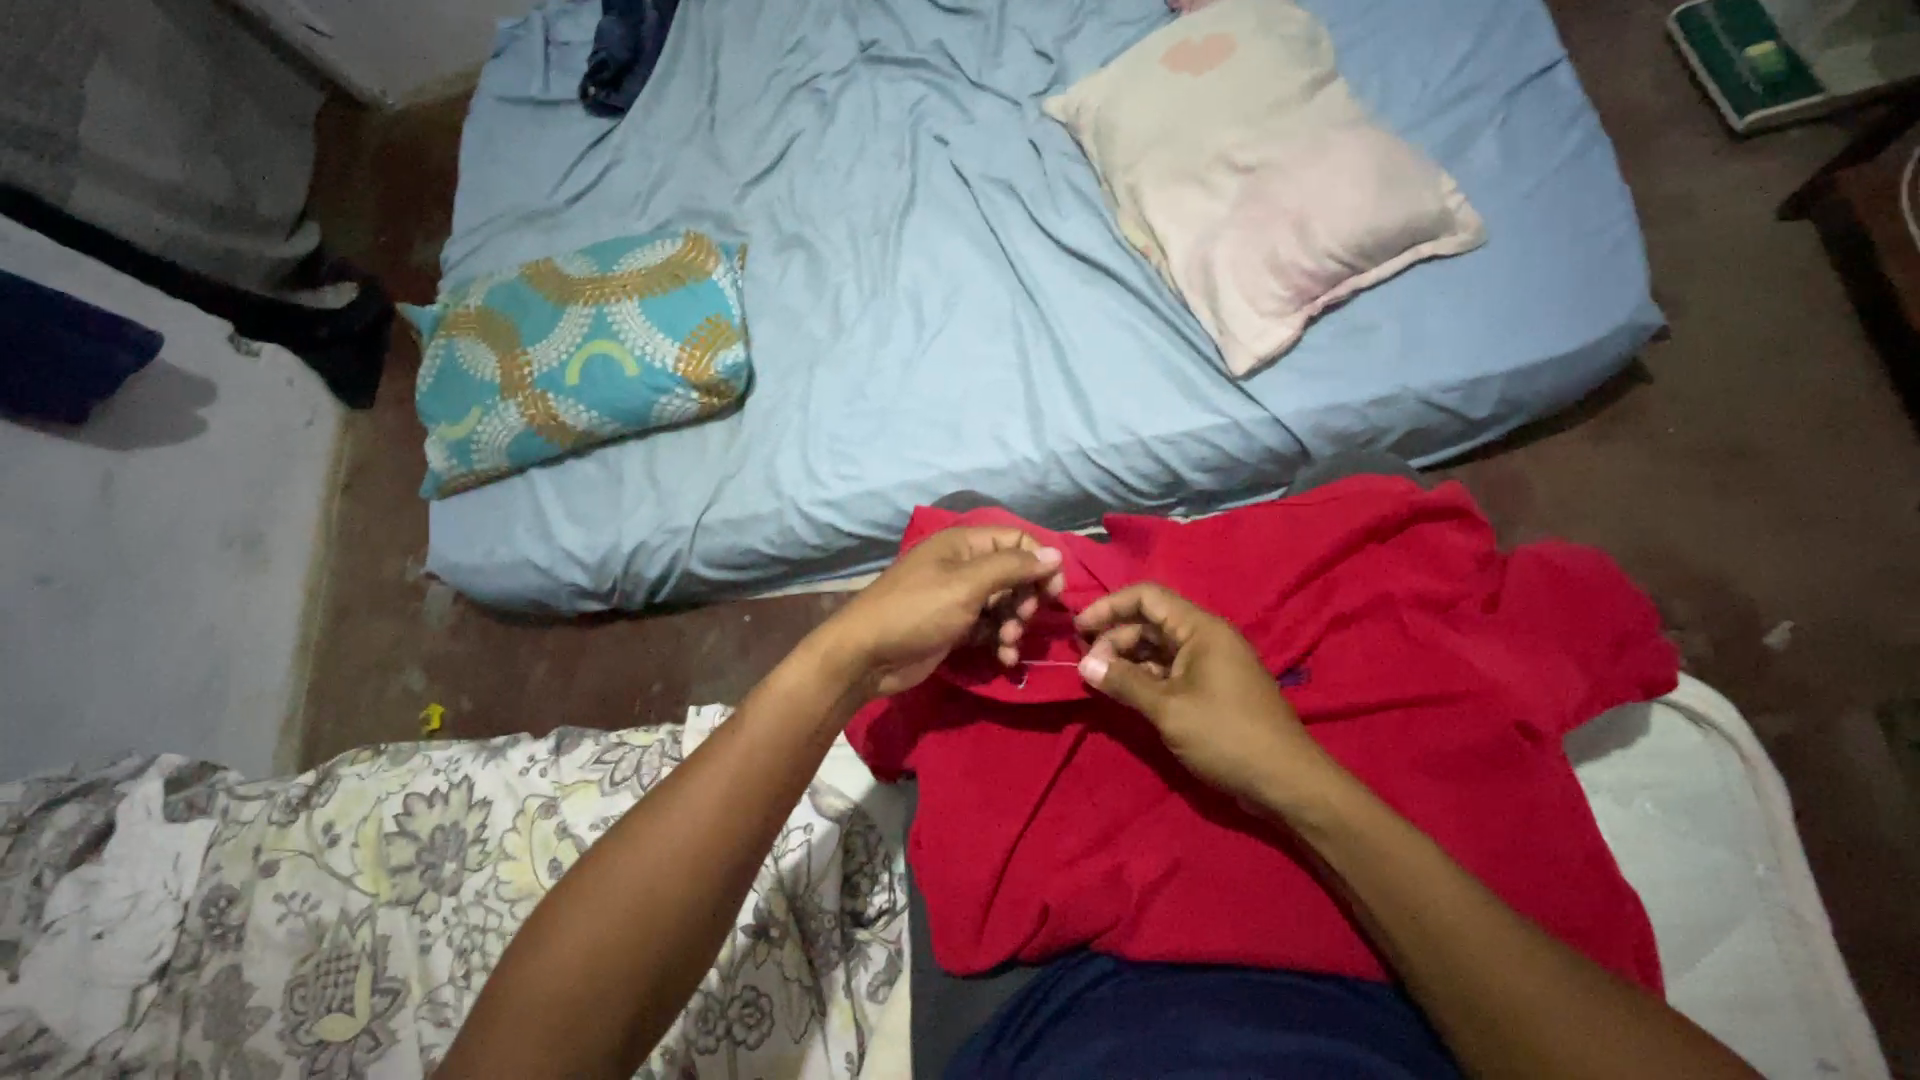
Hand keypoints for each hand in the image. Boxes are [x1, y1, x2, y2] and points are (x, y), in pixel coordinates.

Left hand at [818, 526, 1065, 698]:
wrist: (866, 656)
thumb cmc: (916, 611)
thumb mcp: (966, 585)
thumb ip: (1012, 567)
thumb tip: (1056, 553)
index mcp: (964, 544)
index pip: (1017, 541)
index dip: (1040, 563)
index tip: (1053, 592)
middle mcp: (963, 566)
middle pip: (1014, 574)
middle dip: (1026, 598)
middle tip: (1023, 619)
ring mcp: (958, 598)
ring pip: (1004, 604)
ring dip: (1015, 625)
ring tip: (1009, 643)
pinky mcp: (955, 627)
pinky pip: (990, 628)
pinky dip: (1000, 641)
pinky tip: (1004, 659)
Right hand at [1075, 583, 1342, 809]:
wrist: (1285, 780)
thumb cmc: (1226, 735)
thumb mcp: (1168, 709)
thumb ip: (1123, 682)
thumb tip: (1084, 664)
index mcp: (1201, 629)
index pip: (1147, 597)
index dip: (1109, 607)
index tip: (1079, 630)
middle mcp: (1206, 638)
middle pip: (1150, 623)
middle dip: (1114, 639)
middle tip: (1088, 668)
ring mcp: (1210, 665)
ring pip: (1158, 649)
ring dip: (1127, 661)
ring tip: (1100, 682)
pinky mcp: (1211, 690)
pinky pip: (1170, 672)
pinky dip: (1144, 679)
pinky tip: (1125, 695)